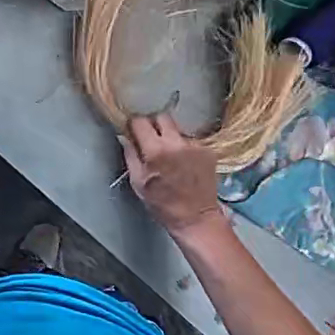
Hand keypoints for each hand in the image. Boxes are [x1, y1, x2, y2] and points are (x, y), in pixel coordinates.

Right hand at [120, 112, 223, 238]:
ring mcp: (195, 145)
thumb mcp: (137, 182)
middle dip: (154, 124)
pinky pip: (191, 141)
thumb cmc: (162, 204)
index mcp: (155, 150)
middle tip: (150, 138)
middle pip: (162, 117)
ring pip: (178, 129)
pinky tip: (184, 162)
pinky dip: (185, 147)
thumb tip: (125, 137)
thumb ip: (130, 155)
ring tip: (170, 155)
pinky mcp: (209, 151)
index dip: (134, 124)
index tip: (133, 131)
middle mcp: (177, 142)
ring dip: (170, 137)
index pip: (140, 121)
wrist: (196, 218)